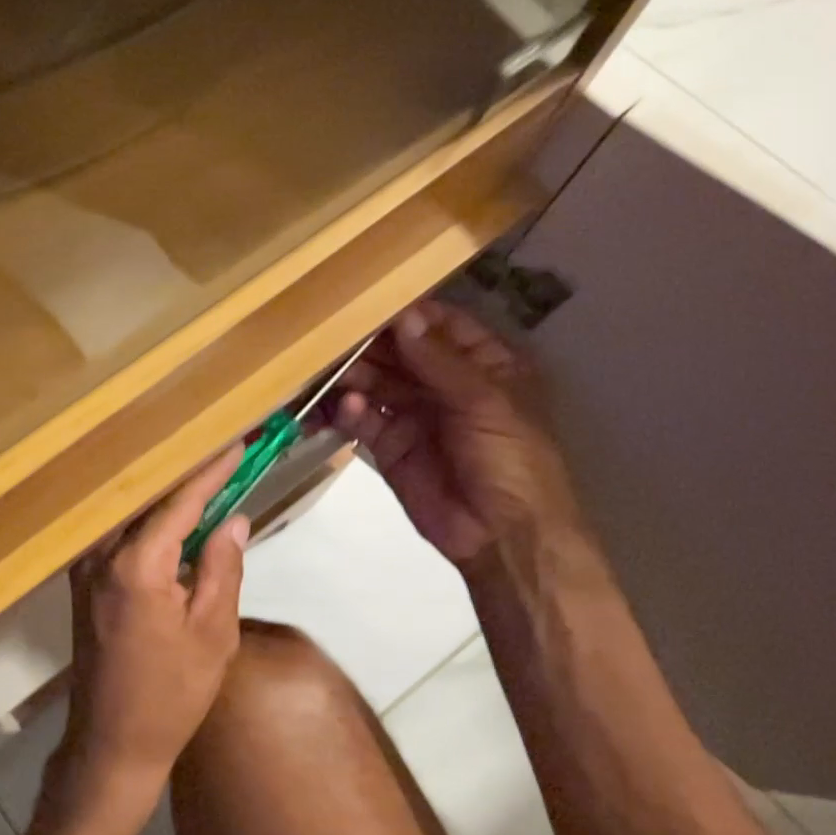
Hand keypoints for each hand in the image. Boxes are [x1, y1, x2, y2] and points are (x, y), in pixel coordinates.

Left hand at [63, 447, 250, 782]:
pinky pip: (118, 535)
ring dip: (165, 494)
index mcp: (135, 564)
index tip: (239, 443)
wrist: (112, 742)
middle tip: (223, 449)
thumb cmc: (171, 694)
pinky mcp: (82, 582)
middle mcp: (101, 554)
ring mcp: (85, 567)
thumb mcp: (212, 632)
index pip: (179, 500)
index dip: (212, 471)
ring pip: (129, 513)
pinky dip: (147, 519)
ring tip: (204, 473)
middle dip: (187, 473)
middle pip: (147, 497)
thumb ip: (221, 567)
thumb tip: (232, 520)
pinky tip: (171, 515)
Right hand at [333, 300, 578, 565]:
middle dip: (368, 344)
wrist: (502, 535)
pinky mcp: (390, 446)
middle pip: (399, 352)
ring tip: (325, 373)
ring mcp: (414, 414)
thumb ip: (439, 360)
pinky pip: (362, 420)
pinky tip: (342, 409)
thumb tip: (403, 316)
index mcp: (482, 364)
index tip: (366, 300)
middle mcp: (444, 383)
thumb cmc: (510, 459)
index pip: (439, 325)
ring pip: (375, 383)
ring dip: (351, 376)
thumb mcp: (485, 402)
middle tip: (331, 336)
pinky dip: (347, 412)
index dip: (406, 313)